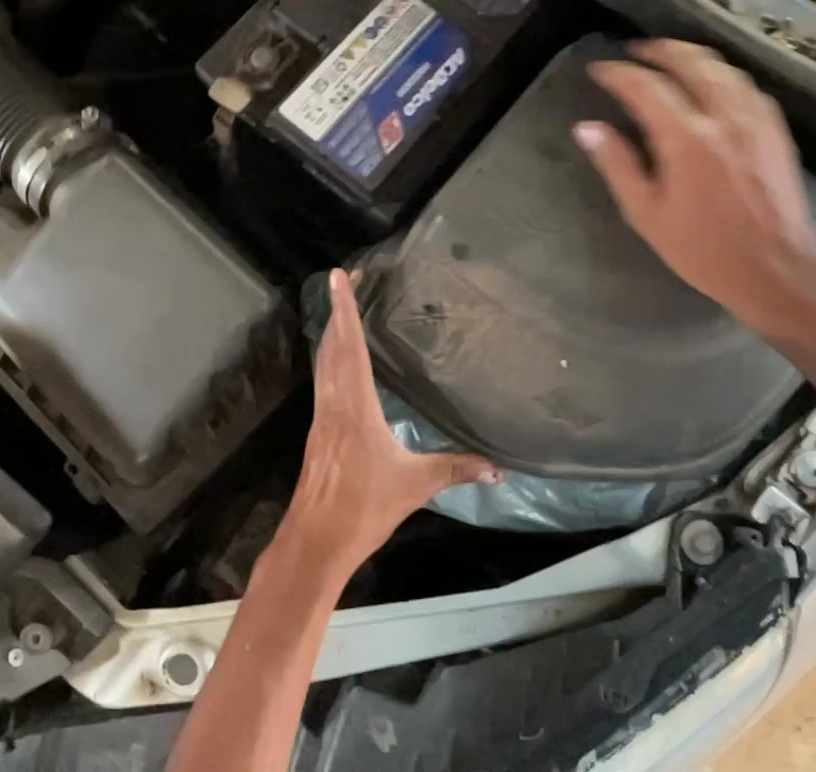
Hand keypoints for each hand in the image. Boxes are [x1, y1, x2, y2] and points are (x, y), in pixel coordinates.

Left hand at [282, 270, 500, 565]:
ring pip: (323, 364)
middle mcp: (334, 403)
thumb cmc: (364, 507)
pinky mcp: (319, 432)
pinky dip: (329, 360)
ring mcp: (322, 417)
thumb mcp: (416, 485)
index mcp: (355, 406)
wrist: (316, 539)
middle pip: (332, 347)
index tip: (339, 276)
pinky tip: (337, 362)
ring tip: (340, 310)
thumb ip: (456, 469)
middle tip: (343, 281)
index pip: (350, 347)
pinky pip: (323, 382)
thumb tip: (499, 469)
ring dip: (331, 334)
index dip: (345, 309)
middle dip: (336, 311)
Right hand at [572, 39, 815, 336]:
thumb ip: (618, 165)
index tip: (599, 70)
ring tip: (672, 59)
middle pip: (691, 63)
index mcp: (687, 139)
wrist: (776, 269)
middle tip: (636, 51)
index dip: (619, 73)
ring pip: (724, 69)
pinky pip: (748, 88)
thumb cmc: (702, 250)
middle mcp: (724, 118)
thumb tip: (586, 128)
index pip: (646, 87)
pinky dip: (724, 76)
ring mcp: (756, 121)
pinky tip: (714, 85)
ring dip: (694, 57)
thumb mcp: (646, 214)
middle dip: (660, 51)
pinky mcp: (776, 132)